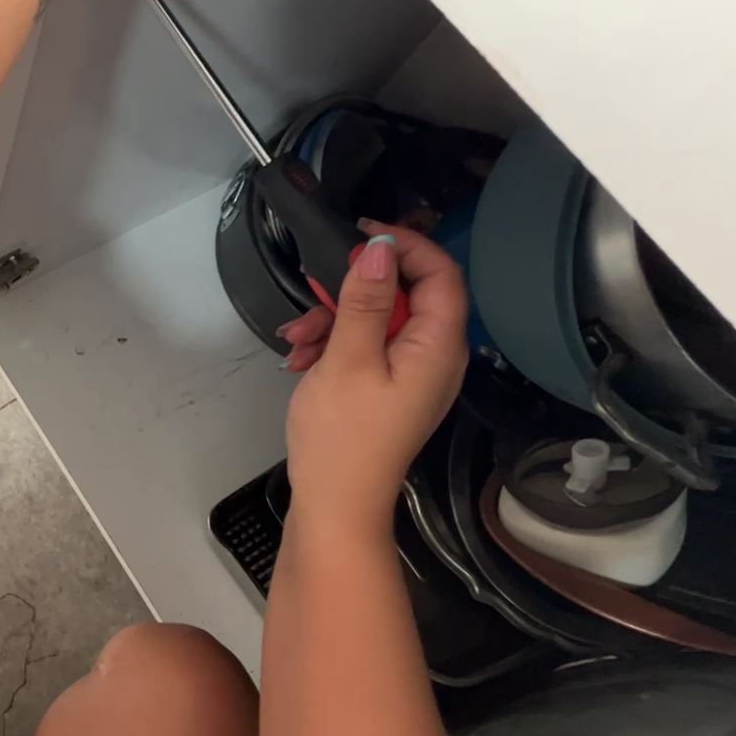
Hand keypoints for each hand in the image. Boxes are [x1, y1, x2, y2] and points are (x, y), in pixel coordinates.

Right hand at [281, 222, 468, 526]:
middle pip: (401, 298)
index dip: (406, 247)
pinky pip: (362, 350)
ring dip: (331, 323)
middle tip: (309, 301)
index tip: (360, 235)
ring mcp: (407, 374)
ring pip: (374, 324)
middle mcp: (431, 355)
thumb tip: (378, 251)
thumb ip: (362, 304)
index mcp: (436, 345)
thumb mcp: (346, 362)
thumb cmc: (342, 434)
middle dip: (350, 294)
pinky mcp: (383, 389)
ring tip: (295, 344)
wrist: (335, 500)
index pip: (440, 274)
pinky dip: (331, 348)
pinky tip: (300, 361)